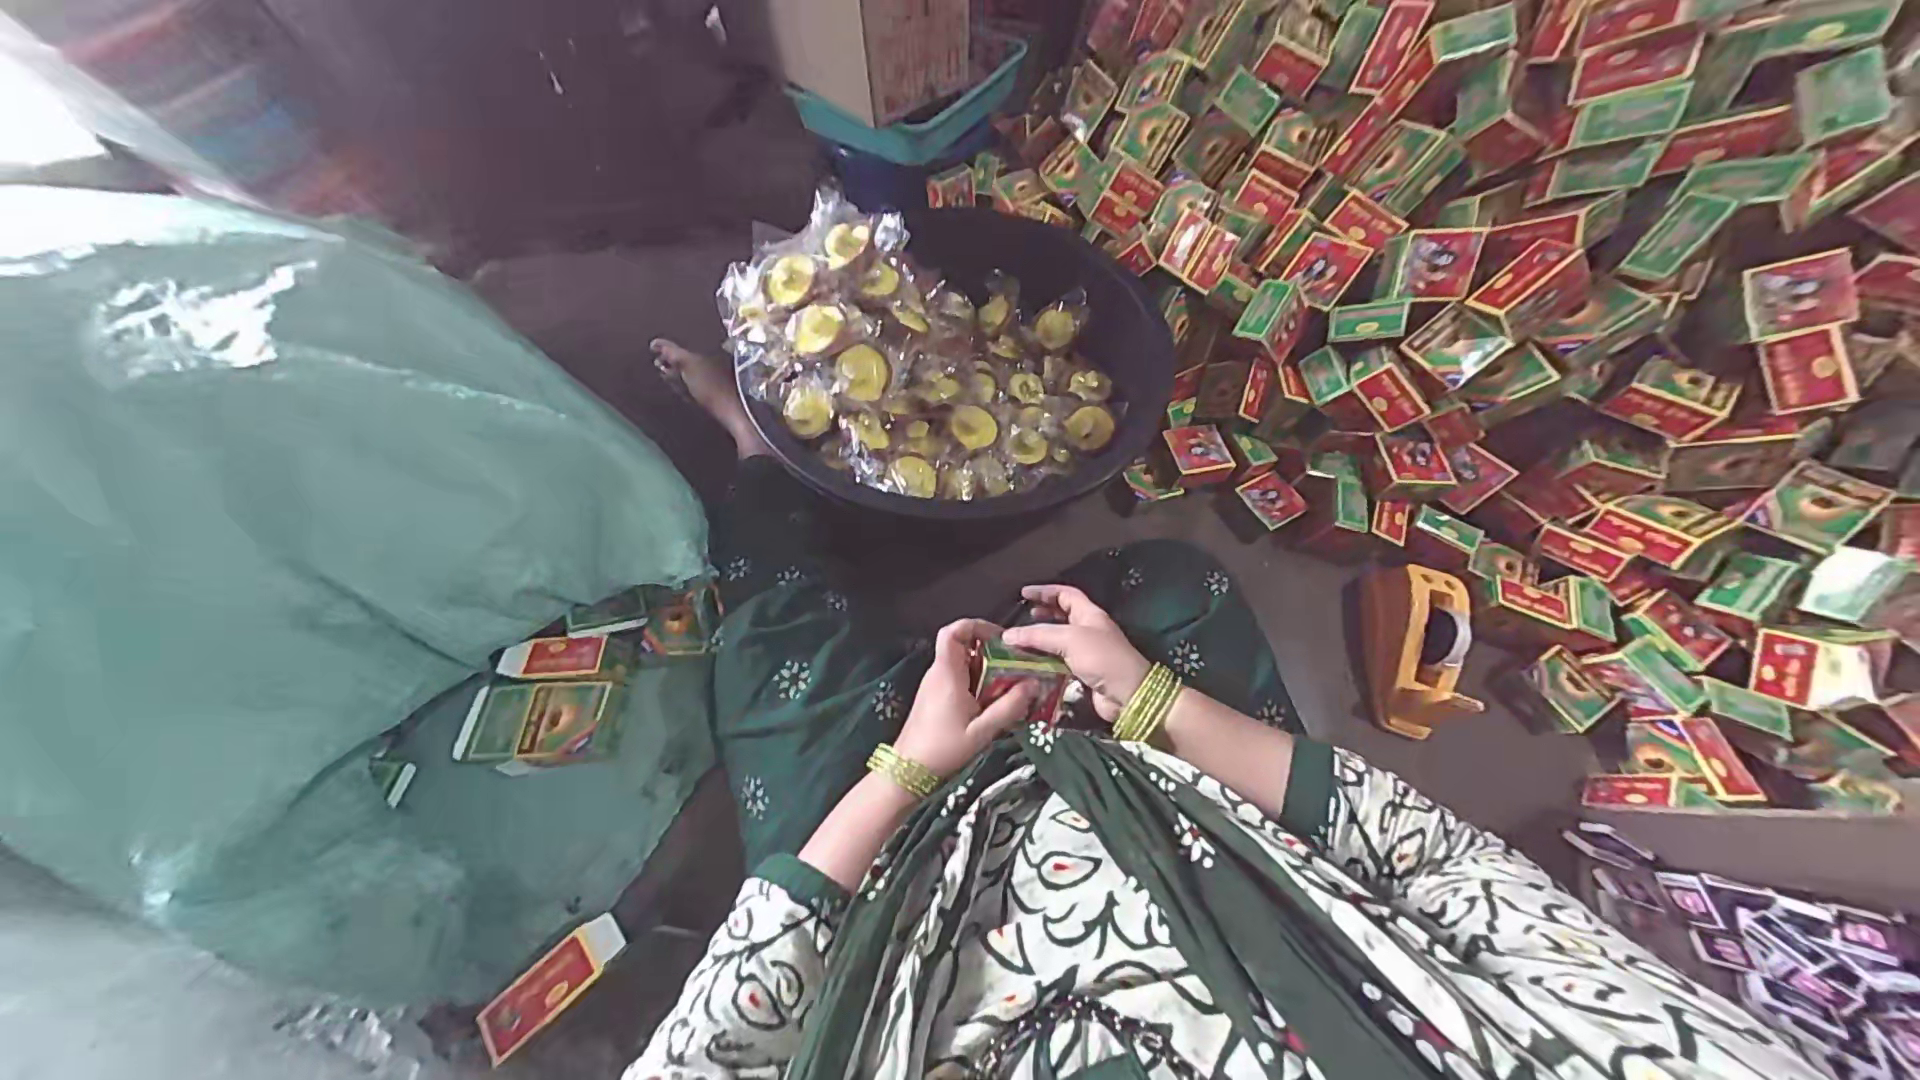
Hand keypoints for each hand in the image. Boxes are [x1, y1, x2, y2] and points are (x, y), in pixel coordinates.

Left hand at [893, 618, 1035, 779]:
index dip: (977, 626)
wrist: (908, 771)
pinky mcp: (936, 696)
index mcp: (947, 673)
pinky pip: (959, 678)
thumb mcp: (982, 731)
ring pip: (963, 662)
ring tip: (1010, 686)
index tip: (1001, 639)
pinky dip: (978, 682)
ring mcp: (935, 684)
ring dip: (987, 669)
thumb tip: (1033, 684)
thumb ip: (1009, 707)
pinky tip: (993, 702)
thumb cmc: (943, 749)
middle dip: (991, 651)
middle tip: (1015, 665)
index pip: (954, 631)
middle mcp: (939, 673)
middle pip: (963, 645)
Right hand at [1000, 585, 1150, 723]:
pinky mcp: (1082, 673)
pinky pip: (1058, 663)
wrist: (1128, 695)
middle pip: (1062, 616)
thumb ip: (1038, 635)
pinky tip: (1030, 665)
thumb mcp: (1070, 639)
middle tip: (1022, 618)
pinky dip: (1044, 662)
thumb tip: (1007, 635)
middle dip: (1042, 615)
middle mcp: (1088, 630)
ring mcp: (1086, 652)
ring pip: (1058, 641)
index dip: (1045, 592)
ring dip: (1040, 641)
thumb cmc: (1102, 658)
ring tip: (1021, 642)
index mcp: (1090, 614)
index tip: (1024, 594)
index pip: (1066, 594)